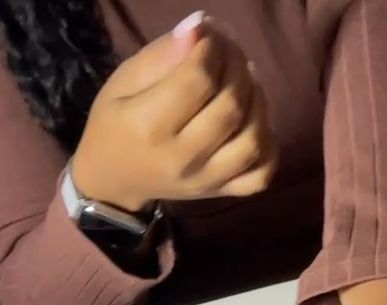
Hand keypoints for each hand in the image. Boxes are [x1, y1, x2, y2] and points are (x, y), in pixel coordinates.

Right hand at [69, 14, 275, 210]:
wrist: (117, 179)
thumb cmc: (117, 122)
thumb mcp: (125, 80)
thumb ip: (162, 55)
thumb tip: (200, 28)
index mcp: (151, 126)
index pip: (198, 80)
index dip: (212, 48)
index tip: (209, 34)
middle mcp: (184, 158)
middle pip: (231, 108)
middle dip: (237, 67)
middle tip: (231, 50)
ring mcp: (208, 181)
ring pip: (254, 141)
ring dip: (258, 102)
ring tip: (246, 81)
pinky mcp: (223, 193)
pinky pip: (261, 175)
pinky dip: (269, 145)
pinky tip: (255, 121)